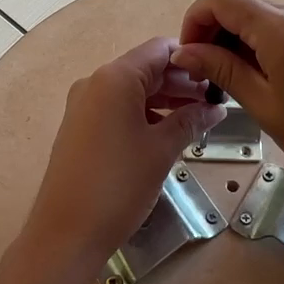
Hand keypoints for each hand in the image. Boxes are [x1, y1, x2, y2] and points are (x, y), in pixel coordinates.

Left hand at [23, 36, 226, 261]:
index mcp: (115, 78)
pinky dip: (144, 113)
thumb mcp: (161, 151)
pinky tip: (167, 132)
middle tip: (214, 102)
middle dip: (181, 82)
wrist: (65, 234)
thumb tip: (215, 109)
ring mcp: (84, 105)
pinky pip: (118, 107)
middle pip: (146, 68)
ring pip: (132, 89)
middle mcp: (96, 83)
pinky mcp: (80, 127)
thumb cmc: (118, 185)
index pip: (160, 49)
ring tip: (197, 119)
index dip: (191, 60)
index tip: (218, 76)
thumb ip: (190, 121)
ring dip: (164, 99)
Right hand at [169, 0, 283, 197]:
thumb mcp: (264, 106)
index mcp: (280, 27)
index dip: (195, 21)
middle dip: (213, 34)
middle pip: (239, 6)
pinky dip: (258, 46)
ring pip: (258, 18)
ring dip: (235, 42)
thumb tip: (185, 52)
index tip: (189, 58)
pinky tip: (259, 81)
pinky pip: (279, 28)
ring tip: (230, 85)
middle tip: (204, 78)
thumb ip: (223, 70)